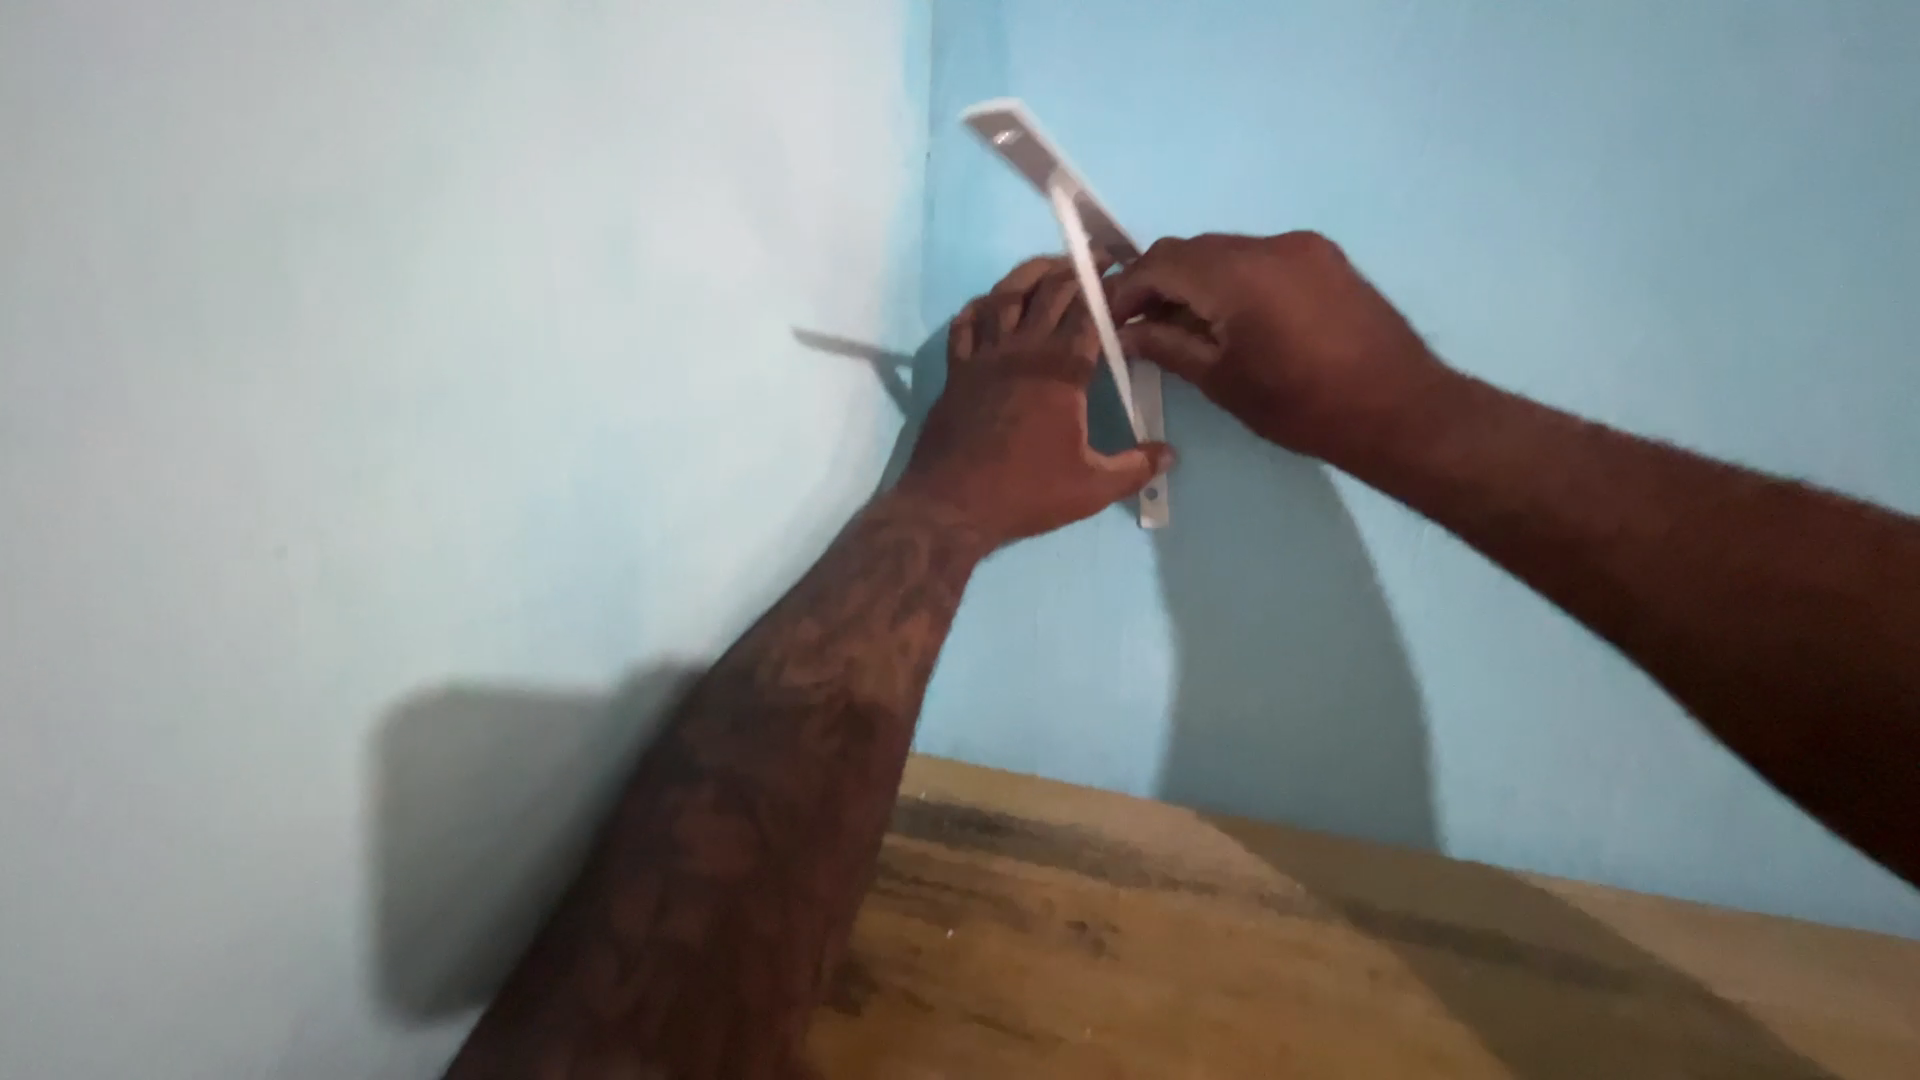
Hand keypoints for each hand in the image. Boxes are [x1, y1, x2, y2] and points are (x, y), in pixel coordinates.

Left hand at [897, 256, 1173, 546]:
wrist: (951, 505)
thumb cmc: (1025, 493)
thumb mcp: (1092, 488)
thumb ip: (1135, 468)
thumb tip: (1170, 456)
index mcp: (1062, 370)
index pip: (1091, 311)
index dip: (1111, 287)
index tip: (1127, 272)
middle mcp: (1023, 351)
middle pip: (1051, 291)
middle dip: (1079, 268)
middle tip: (1099, 258)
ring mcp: (984, 358)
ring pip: (1005, 296)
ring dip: (1030, 274)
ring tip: (1048, 266)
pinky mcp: (956, 372)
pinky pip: (965, 326)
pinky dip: (979, 308)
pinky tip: (988, 304)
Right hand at [1108, 232, 1445, 461]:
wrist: (1398, 409)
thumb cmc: (1300, 405)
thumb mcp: (1221, 380)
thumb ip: (1167, 346)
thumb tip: (1126, 334)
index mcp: (1239, 274)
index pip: (1161, 261)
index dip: (1126, 288)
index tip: (1108, 320)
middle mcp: (1270, 245)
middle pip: (1192, 250)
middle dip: (1157, 284)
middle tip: (1138, 327)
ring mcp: (1303, 247)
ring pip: (1225, 253)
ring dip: (1194, 283)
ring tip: (1181, 328)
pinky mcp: (1324, 259)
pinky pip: (1258, 260)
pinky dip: (1229, 282)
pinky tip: (1226, 320)